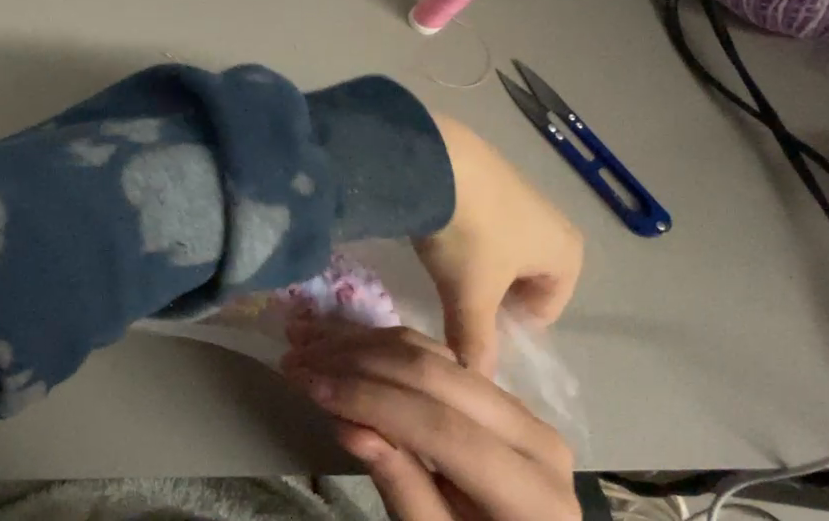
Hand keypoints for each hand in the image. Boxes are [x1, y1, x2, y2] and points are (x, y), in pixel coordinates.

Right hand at [283, 326, 580, 520]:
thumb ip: (404, 490)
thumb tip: (349, 427)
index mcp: (532, 492)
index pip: (440, 427)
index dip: (369, 400)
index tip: (306, 385)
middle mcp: (534, 435)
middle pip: (434, 377)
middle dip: (355, 361)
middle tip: (294, 358)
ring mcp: (517, 406)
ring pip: (430, 353)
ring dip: (358, 342)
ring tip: (302, 340)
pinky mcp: (494, 391)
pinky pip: (433, 351)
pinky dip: (378, 342)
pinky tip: (336, 336)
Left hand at [415, 115, 583, 375]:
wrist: (433, 158)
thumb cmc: (468, 232)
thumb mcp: (470, 292)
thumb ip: (475, 338)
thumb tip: (475, 379)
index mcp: (566, 253)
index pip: (544, 309)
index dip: (507, 324)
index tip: (472, 322)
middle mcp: (551, 220)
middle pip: (520, 276)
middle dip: (488, 290)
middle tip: (453, 292)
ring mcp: (515, 189)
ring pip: (495, 244)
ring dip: (469, 257)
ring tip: (438, 260)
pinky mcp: (479, 168)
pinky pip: (473, 213)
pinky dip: (455, 226)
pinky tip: (429, 227)